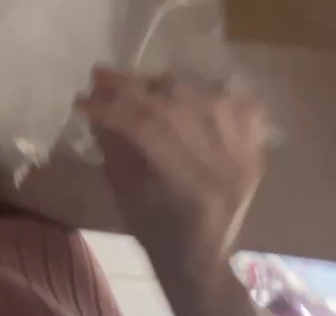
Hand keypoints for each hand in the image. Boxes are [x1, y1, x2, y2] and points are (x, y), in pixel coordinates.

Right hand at [79, 69, 266, 270]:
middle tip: (101, 76)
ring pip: (205, 98)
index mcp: (189, 185)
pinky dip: (215, 94)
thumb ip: (111, 140)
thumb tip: (95, 93)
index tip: (81, 100)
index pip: (145, 128)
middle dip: (130, 88)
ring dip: (166, 86)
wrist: (200, 259)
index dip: (109, 108)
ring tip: (142, 86)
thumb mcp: (121, 188)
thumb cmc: (153, 228)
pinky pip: (242, 108)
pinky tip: (188, 93)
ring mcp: (244, 158)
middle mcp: (223, 167)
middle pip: (174, 108)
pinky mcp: (254, 153)